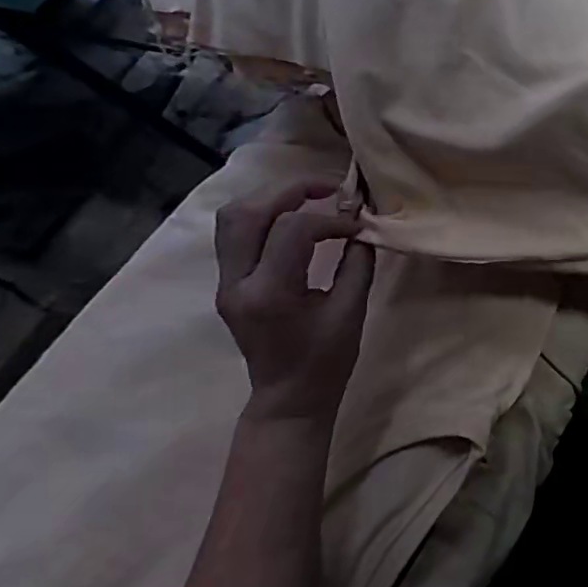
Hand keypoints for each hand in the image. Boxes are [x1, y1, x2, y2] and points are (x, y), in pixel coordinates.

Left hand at [214, 179, 375, 422]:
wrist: (289, 398)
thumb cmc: (327, 361)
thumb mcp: (352, 312)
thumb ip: (357, 265)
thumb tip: (361, 229)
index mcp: (270, 293)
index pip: (294, 230)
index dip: (331, 219)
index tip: (359, 226)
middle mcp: (237, 283)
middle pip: (247, 213)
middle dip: (290, 191)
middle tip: (329, 188)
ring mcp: (226, 283)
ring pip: (232, 219)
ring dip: (270, 200)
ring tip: (309, 197)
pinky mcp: (228, 285)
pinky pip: (235, 236)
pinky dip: (263, 217)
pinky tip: (293, 220)